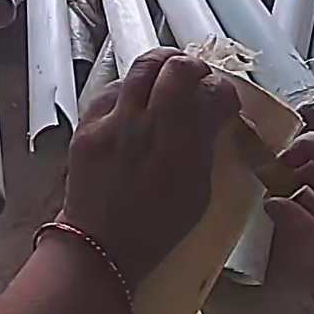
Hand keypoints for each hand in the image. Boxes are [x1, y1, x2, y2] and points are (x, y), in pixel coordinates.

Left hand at [58, 48, 240, 286]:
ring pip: (143, 65)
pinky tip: (137, 104)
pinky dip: (132, 89)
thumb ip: (206, 147)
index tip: (224, 99)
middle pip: (178, 67)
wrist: (100, 247)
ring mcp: (113, 122)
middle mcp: (147, 128)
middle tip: (198, 79)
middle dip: (195, 67)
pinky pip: (114, 87)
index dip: (225, 91)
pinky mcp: (87, 123)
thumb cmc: (156, 228)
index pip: (214, 94)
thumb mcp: (199, 193)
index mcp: (182, 150)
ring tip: (168, 80)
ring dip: (163, 67)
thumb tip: (213, 115)